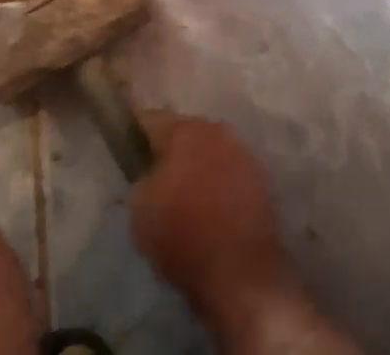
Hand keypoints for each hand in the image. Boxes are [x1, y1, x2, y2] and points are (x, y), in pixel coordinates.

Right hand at [130, 113, 292, 325]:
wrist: (240, 271)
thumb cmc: (182, 235)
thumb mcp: (139, 209)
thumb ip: (141, 178)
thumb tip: (150, 172)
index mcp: (184, 131)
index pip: (151, 118)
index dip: (136, 133)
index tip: (128, 147)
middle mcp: (217, 131)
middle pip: (186, 132)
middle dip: (172, 148)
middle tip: (157, 173)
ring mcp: (243, 153)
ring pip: (211, 150)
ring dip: (199, 163)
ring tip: (186, 191)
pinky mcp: (261, 178)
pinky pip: (230, 171)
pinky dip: (219, 181)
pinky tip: (211, 204)